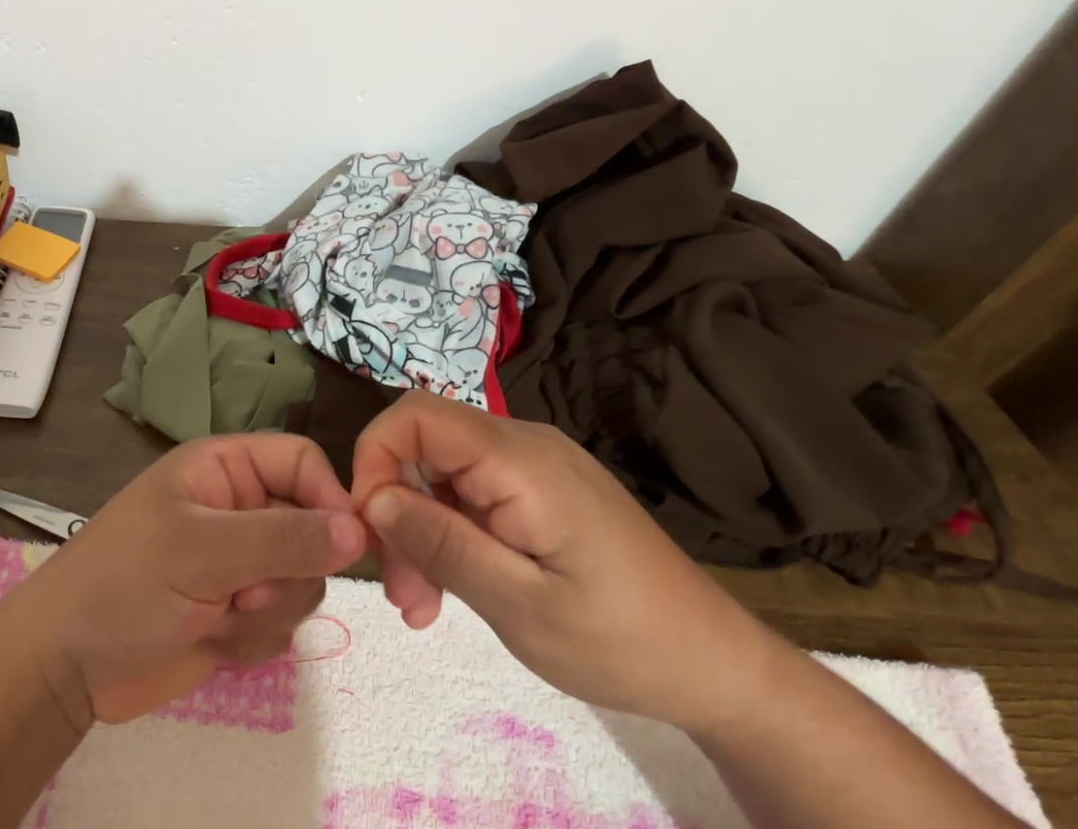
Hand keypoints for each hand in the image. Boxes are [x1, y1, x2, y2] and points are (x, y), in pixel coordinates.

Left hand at [6, 433, 367, 727]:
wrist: (66, 667)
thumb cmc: (123, 586)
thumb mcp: (201, 552)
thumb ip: (284, 538)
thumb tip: (360, 529)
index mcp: (222, 469)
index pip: (301, 461)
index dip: (329, 497)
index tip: (348, 544)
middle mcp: (236, 510)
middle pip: (312, 528)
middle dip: (288, 572)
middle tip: (245, 594)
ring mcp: (237, 565)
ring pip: (302, 581)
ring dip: (267, 611)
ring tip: (215, 619)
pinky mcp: (235, 612)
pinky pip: (282, 622)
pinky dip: (253, 638)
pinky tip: (211, 642)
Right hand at [351, 391, 792, 734]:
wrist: (711, 663)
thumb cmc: (620, 640)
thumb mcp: (519, 603)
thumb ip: (442, 543)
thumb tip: (370, 498)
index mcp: (522, 461)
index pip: (416, 414)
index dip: (374, 457)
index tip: (366, 528)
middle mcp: (525, 447)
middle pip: (424, 449)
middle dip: (395, 513)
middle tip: (404, 596)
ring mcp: (535, 470)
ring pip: (442, 478)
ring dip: (420, 534)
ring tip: (424, 607)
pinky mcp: (540, 494)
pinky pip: (471, 497)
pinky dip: (449, 538)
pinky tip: (451, 590)